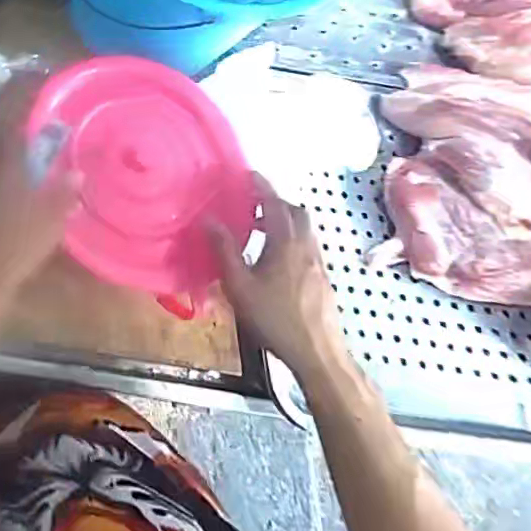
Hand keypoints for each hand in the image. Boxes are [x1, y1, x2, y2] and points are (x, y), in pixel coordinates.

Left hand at [0, 81, 77, 302]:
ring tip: (28, 142)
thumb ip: (64, 191)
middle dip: (14, 116)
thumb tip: (76, 169)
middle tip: (34, 109)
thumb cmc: (20, 245)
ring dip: (7, 143)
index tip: (35, 83)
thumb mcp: (51, 219)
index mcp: (7, 165)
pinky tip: (11, 179)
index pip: (12, 121)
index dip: (22, 98)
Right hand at [205, 173, 350, 384]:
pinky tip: (271, 257)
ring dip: (282, 221)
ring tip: (256, 228)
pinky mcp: (323, 280)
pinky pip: (306, 246)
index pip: (276, 205)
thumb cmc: (274, 318)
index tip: (247, 174)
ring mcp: (319, 265)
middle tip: (249, 202)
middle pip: (296, 213)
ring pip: (304, 230)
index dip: (262, 187)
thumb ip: (224, 249)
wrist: (319, 356)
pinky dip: (289, 238)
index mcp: (287, 244)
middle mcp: (307, 249)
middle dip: (274, 202)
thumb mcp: (239, 284)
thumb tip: (207, 218)